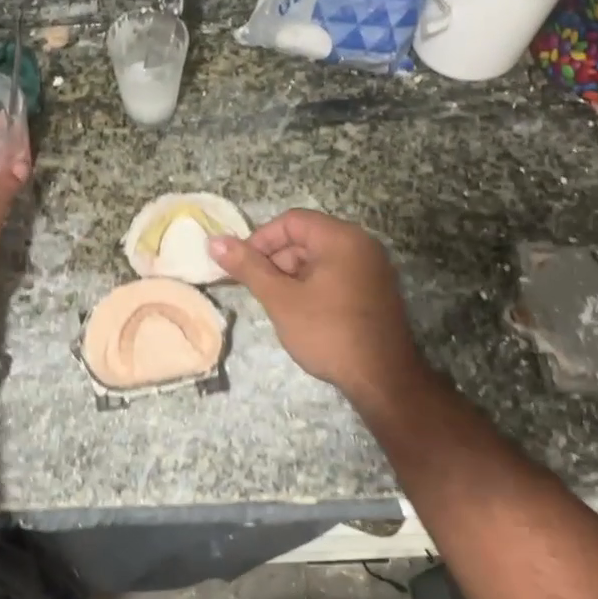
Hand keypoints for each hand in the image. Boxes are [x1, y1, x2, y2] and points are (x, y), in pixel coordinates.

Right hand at [208, 209, 428, 408]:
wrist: (382, 378)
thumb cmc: (328, 333)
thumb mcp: (280, 299)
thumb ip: (248, 267)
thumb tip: (215, 241)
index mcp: (341, 238)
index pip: (291, 221)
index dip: (260, 240)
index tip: (241, 268)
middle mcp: (362, 245)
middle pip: (306, 238)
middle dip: (276, 260)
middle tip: (257, 291)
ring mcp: (372, 268)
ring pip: (320, 259)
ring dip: (292, 276)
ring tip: (277, 306)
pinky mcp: (375, 290)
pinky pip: (336, 275)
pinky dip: (313, 286)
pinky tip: (301, 313)